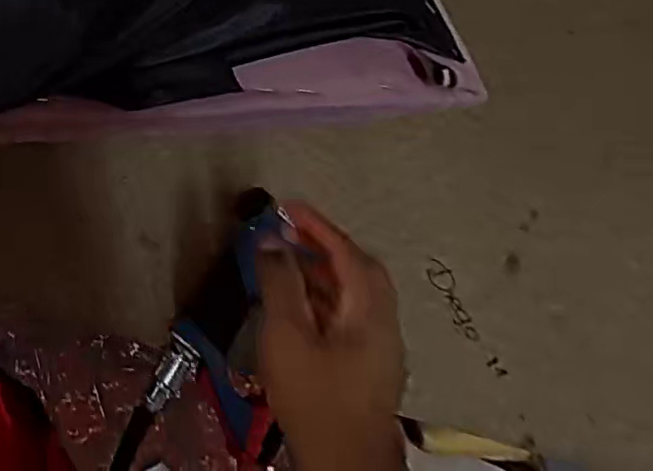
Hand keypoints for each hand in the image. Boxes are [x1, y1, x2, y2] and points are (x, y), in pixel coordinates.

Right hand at [256, 201, 406, 470]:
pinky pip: (344, 312)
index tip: (287, 207)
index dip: (319, 226)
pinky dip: (319, 291)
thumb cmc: (314, 395)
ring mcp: (375, 350)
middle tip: (289, 227)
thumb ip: (279, 282)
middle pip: (360, 273)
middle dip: (325, 244)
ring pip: (352, 294)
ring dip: (320, 267)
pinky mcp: (362, 366)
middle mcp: (381, 329)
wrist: (340, 464)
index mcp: (371, 318)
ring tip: (282, 254)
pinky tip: (292, 296)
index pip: (350, 257)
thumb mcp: (287, 333)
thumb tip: (270, 240)